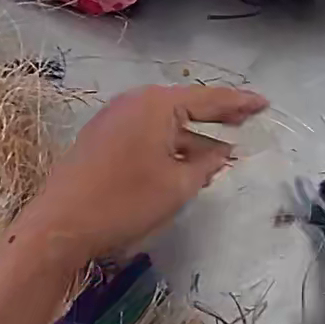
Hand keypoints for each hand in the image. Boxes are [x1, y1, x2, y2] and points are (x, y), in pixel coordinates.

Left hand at [11, 84, 267, 262]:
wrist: (60, 225)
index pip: (208, 98)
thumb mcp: (177, 186)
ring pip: (161, 122)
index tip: (264, 104)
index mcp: (155, 105)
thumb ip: (205, 163)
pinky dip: (166, 144)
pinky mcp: (98, 140)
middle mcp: (131, 103)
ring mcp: (110, 120)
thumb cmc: (124, 202)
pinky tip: (180, 161)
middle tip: (246, 120)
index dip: (239, 103)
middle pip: (182, 105)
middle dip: (214, 116)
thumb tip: (220, 151)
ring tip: (220, 148)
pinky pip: (142, 134)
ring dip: (189, 135)